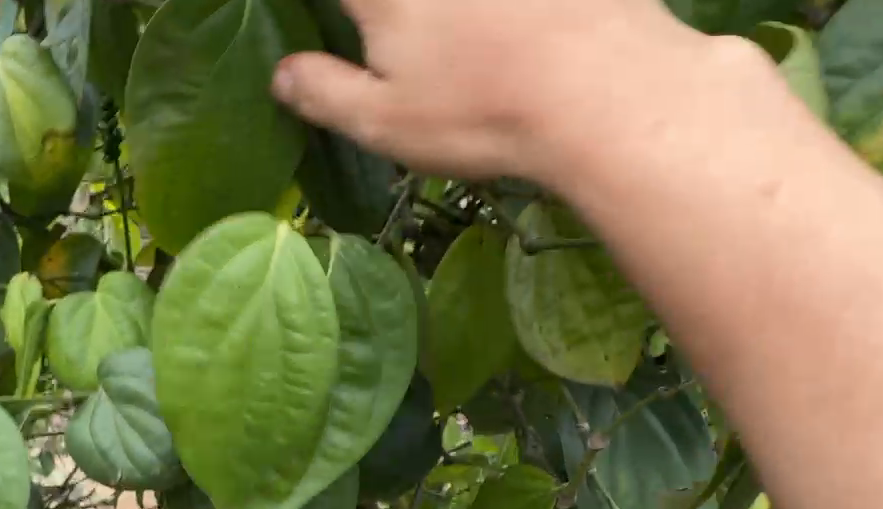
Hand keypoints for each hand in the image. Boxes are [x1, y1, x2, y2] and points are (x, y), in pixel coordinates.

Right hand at [270, 0, 732, 184]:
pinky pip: (494, 7)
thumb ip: (322, 93)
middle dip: (371, 22)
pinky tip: (493, 40)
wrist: (602, 91)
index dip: (318, 14)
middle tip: (373, 43)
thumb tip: (281, 74)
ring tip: (436, 57)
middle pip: (383, 3)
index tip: (325, 32)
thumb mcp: (380, 122)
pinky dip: (481, 18)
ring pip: (441, 9)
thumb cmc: (475, 113)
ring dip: (432, 27)